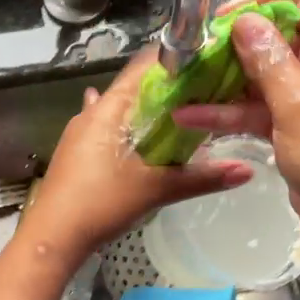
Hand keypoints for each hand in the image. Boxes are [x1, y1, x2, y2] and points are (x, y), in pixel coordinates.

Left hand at [22, 48, 250, 260]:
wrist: (51, 236)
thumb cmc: (100, 204)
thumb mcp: (155, 190)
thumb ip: (200, 178)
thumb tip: (247, 170)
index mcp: (109, 109)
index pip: (145, 67)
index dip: (176, 62)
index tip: (207, 65)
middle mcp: (91, 113)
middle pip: (133, 89)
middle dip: (166, 91)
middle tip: (202, 96)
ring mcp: (79, 133)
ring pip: (118, 112)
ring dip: (145, 113)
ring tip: (178, 119)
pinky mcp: (74, 154)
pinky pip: (106, 131)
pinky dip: (126, 132)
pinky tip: (136, 140)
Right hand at [173, 0, 299, 246]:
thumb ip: (268, 60)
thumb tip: (242, 21)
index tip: (224, 18)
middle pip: (278, 33)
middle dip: (235, 42)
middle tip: (194, 53)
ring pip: (262, 74)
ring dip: (224, 79)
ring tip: (183, 83)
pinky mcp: (295, 126)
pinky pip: (258, 108)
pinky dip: (229, 112)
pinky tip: (189, 117)